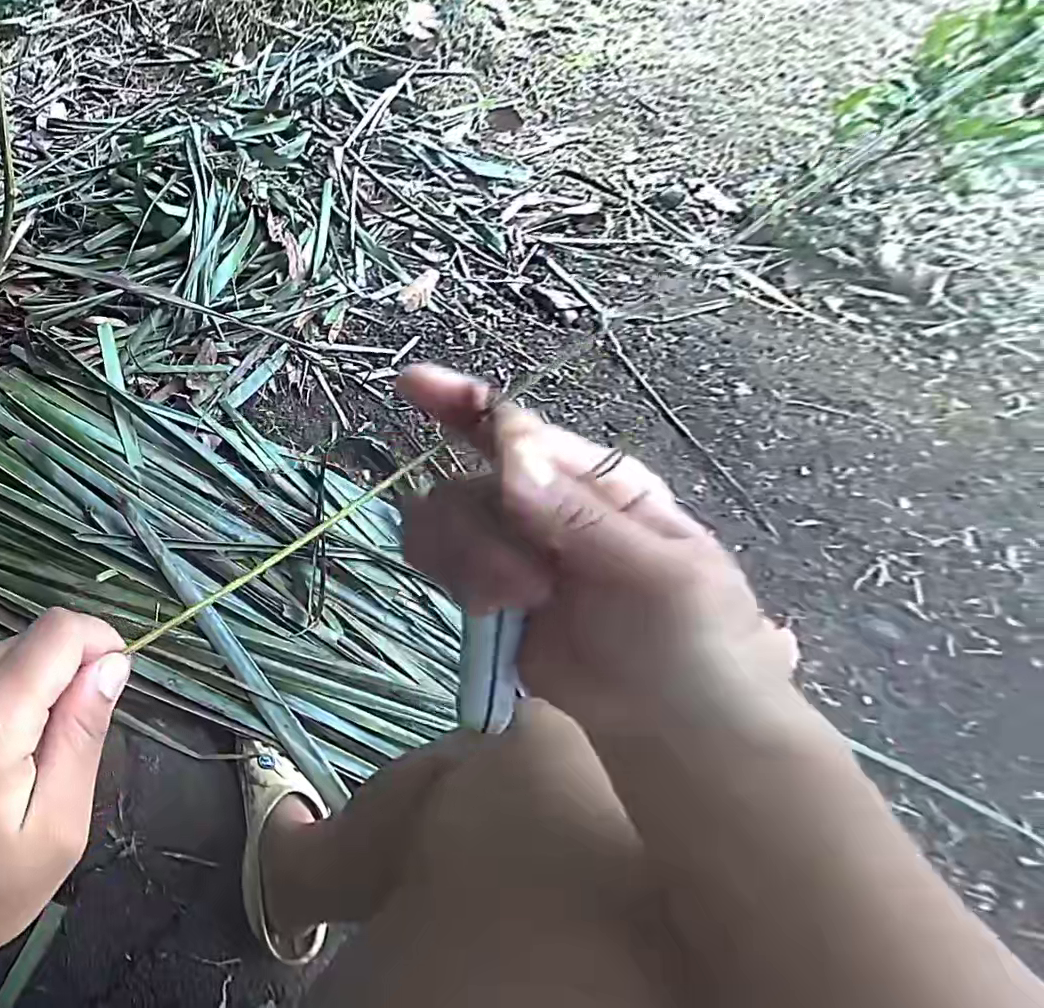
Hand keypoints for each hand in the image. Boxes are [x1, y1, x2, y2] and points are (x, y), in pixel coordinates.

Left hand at [0, 609, 129, 1005]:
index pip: (58, 631)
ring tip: (32, 758)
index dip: (99, 643)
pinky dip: (9, 694)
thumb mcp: (57, 828)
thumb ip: (84, 734)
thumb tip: (113, 663)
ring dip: (39, 686)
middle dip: (69, 674)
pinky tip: (1, 752)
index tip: (113, 684)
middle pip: (35, 640)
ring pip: (11, 652)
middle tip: (70, 745)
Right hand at [396, 365, 798, 737]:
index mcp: (589, 480)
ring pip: (436, 521)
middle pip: (461, 486)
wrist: (666, 719)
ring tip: (514, 605)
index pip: (514, 427)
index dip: (460, 401)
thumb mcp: (659, 574)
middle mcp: (534, 499)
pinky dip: (445, 576)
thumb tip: (507, 461)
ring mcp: (499, 540)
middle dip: (481, 539)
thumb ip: (579, 517)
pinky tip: (487, 607)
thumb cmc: (690, 639)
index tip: (411, 384)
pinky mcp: (473, 577)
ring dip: (464, 565)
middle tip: (526, 588)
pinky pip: (426, 554)